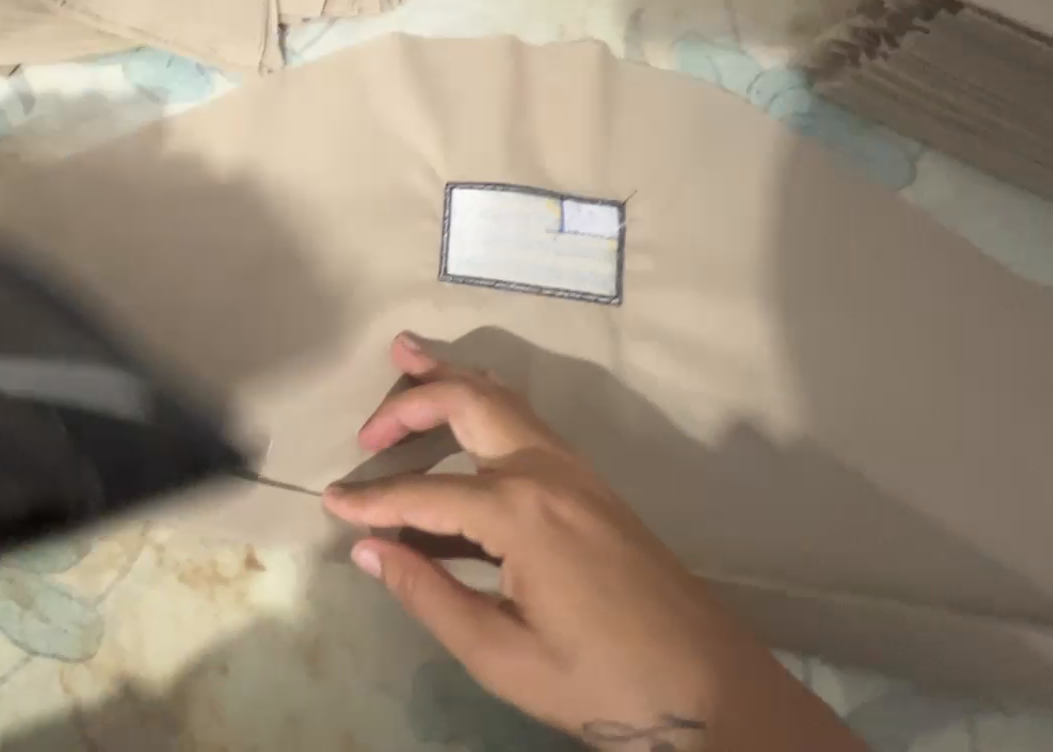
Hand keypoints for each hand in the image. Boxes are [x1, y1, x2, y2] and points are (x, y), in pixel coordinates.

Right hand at [323, 334, 865, 751]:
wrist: (721, 697)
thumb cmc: (605, 684)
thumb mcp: (503, 655)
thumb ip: (427, 594)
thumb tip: (367, 549)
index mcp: (519, 513)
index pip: (422, 492)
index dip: (371, 500)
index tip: (331, 503)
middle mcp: (544, 472)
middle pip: (466, 402)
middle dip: (409, 403)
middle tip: (366, 428)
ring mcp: (574, 470)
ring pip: (501, 396)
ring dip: (449, 377)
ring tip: (407, 355)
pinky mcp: (591, 483)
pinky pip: (524, 418)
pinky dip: (483, 398)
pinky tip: (467, 405)